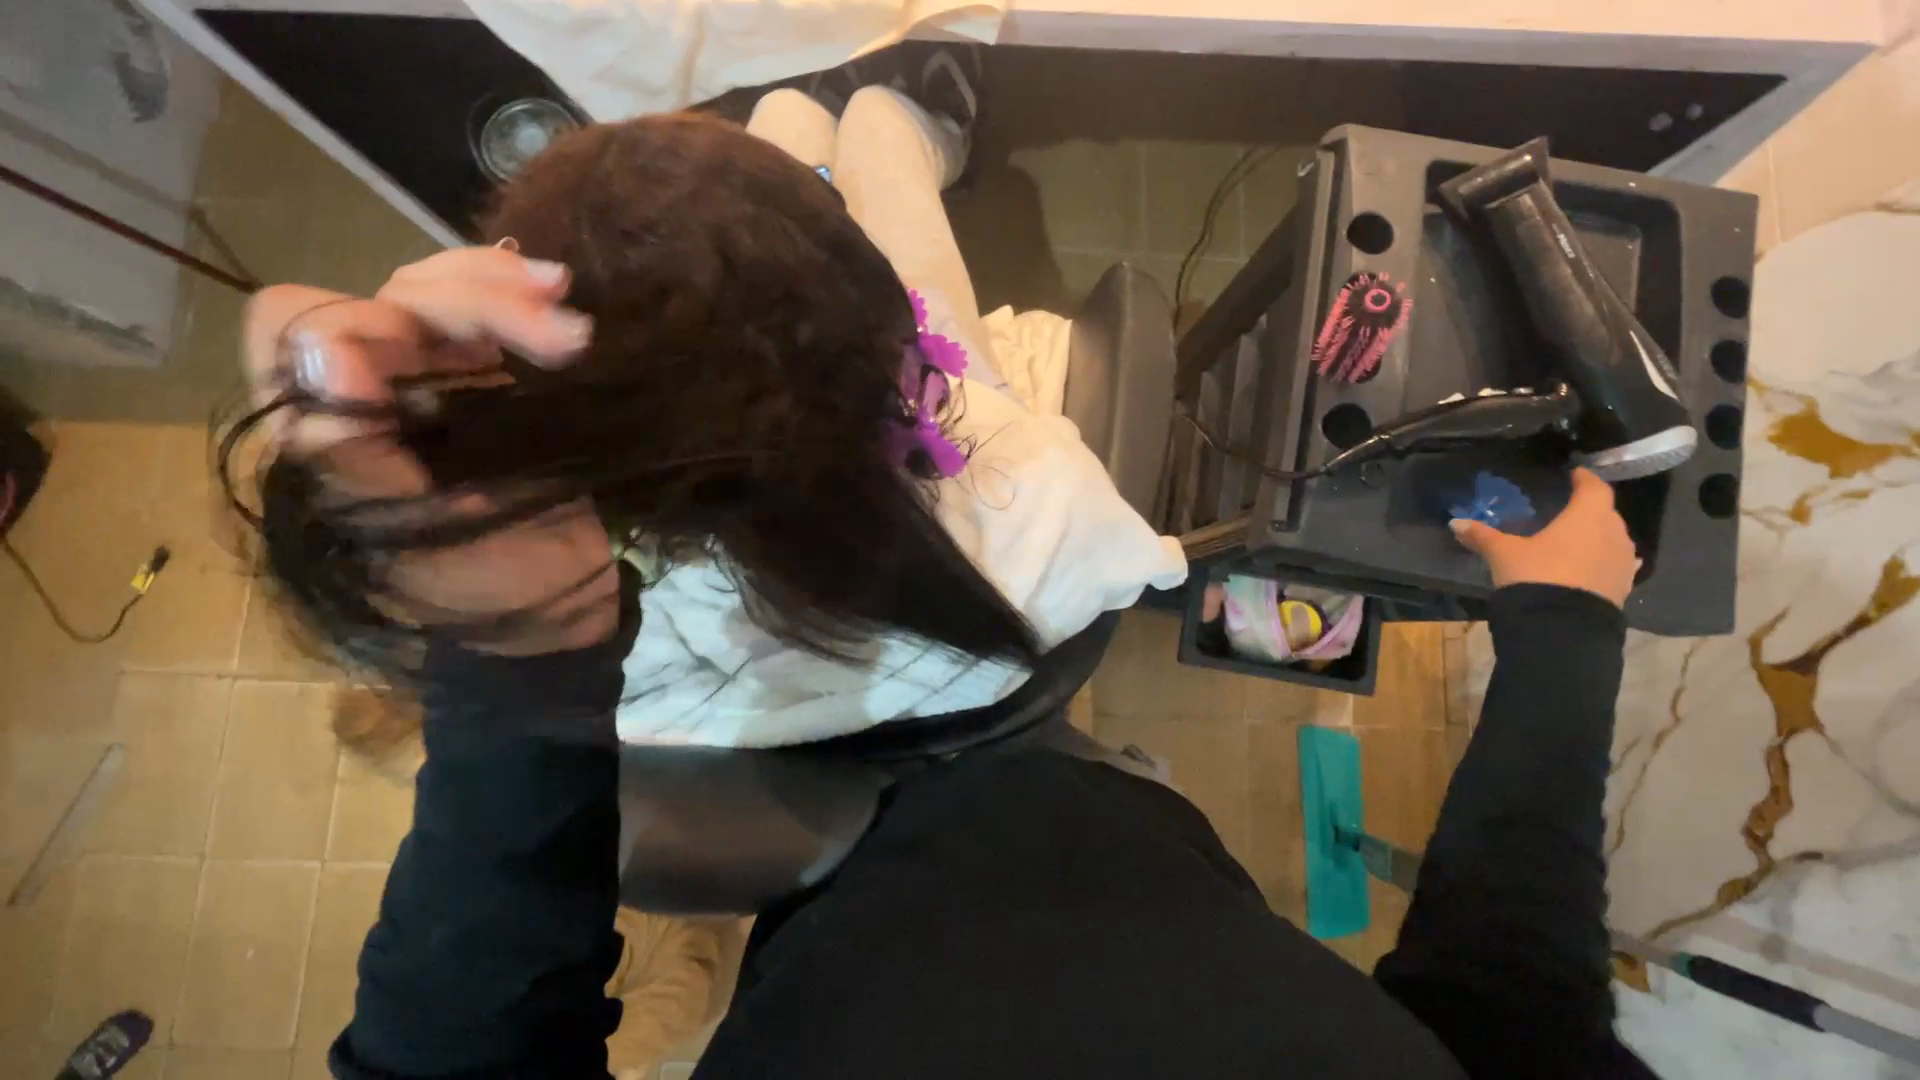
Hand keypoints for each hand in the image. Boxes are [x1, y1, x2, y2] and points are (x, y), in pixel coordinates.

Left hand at [240, 247, 615, 654]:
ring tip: (572, 307)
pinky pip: (479, 308)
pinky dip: (515, 293)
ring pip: (433, 290)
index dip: (379, 325)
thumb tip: (322, 350)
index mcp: (319, 431)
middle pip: (386, 297)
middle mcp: (362, 392)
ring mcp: (428, 381)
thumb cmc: (485, 590)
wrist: (564, 608)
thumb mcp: (413, 540)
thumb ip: (352, 454)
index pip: (301, 326)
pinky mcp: (485, 380)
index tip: (476, 366)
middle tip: (571, 340)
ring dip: (504, 292)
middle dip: (479, 306)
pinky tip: (559, 294)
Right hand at [1450, 467, 1638, 607]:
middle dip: (1588, 510)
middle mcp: (1614, 532)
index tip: (1575, 474)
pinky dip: (1601, 560)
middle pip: (1604, 513)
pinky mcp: (1624, 585)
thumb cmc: (1536, 574)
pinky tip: (1587, 566)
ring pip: (1612, 539)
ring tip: (1574, 541)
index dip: (1584, 479)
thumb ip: (1482, 535)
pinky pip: (1613, 563)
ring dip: (1596, 537)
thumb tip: (1455, 523)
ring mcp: (1623, 561)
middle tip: (1567, 511)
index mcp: (1587, 516)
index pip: (1594, 488)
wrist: (1562, 625)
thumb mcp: (1502, 553)